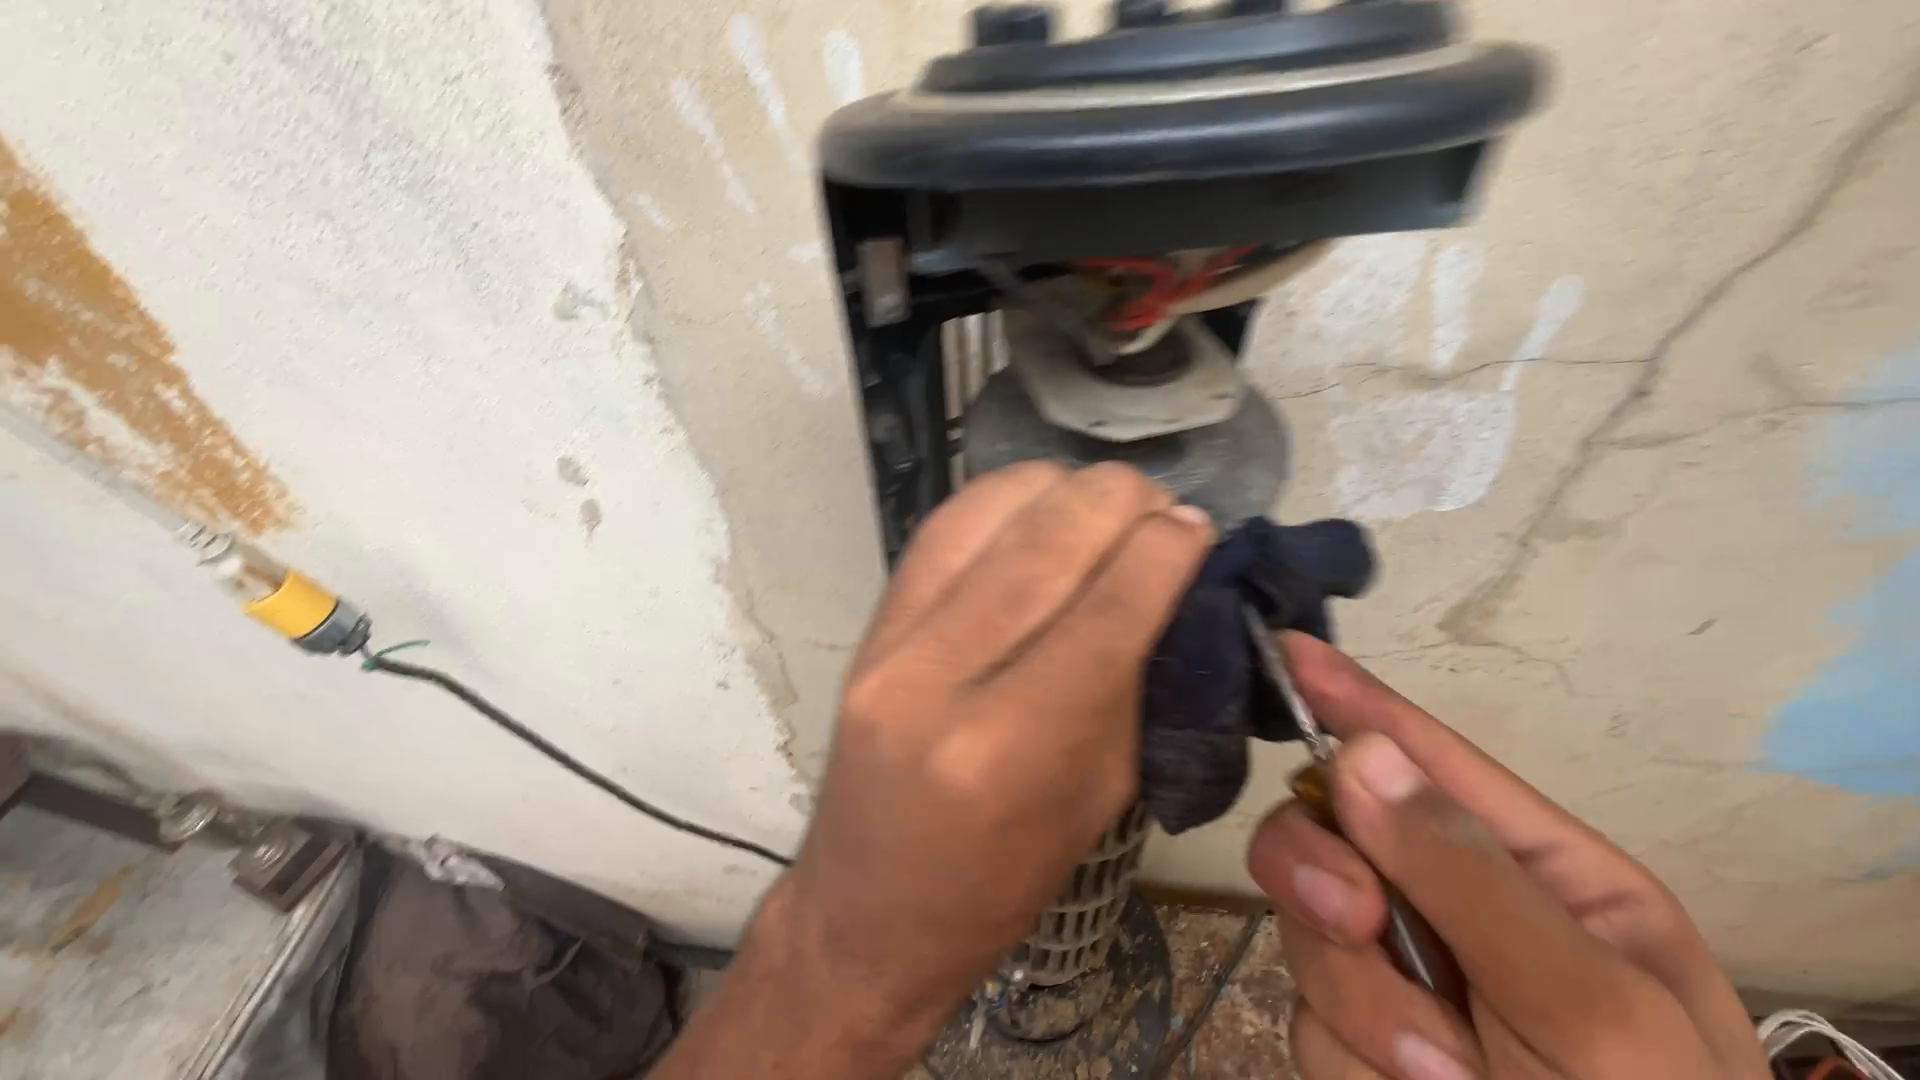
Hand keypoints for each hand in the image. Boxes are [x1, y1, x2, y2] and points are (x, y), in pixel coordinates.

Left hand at [658, 461, 1211, 1078]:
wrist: (869, 908)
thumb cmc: (1001, 878)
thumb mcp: (1098, 793)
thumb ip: (1132, 679)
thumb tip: (1167, 579)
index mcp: (1010, 746)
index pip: (1107, 608)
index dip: (1165, 549)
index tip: (1198, 525)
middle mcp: (939, 680)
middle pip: (1046, 540)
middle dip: (1120, 500)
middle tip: (1161, 505)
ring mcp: (889, 646)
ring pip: (989, 512)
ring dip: (1063, 488)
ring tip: (1106, 500)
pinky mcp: (867, 628)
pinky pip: (940, 527)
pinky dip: (1003, 499)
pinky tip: (1040, 504)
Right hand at [1248, 633, 1767, 1079]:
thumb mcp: (1597, 1015)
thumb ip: (1471, 881)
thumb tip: (1357, 754)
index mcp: (1542, 875)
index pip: (1429, 762)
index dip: (1353, 702)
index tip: (1284, 651)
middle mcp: (1457, 909)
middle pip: (1331, 835)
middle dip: (1324, 870)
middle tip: (1353, 920)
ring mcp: (1403, 976)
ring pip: (1307, 930)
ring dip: (1362, 1002)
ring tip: (1443, 1078)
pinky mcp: (1361, 1040)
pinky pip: (1306, 1014)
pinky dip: (1354, 1059)